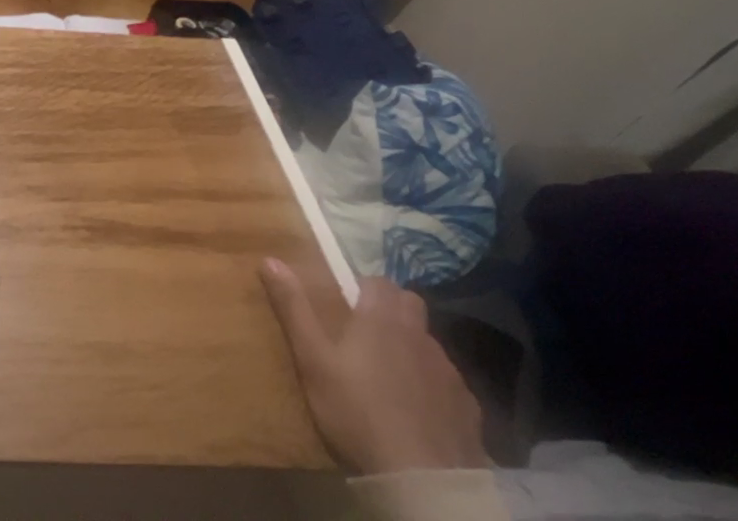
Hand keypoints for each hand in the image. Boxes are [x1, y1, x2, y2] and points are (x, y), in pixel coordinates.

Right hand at [260, 259, 489, 475]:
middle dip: (391, 308)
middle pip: (411, 303)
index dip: (363, 287)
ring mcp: (448, 371)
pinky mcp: (467, 405)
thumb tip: (271, 260)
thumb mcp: (313, 360)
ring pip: (428, 342)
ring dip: (410, 346)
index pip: (379, 282)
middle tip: (365, 332)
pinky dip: (430, 383)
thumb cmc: (357, 410)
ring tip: (388, 375)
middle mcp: (420, 336)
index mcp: (382, 320)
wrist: (423, 476)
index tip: (346, 304)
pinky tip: (415, 409)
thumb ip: (294, 309)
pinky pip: (446, 380)